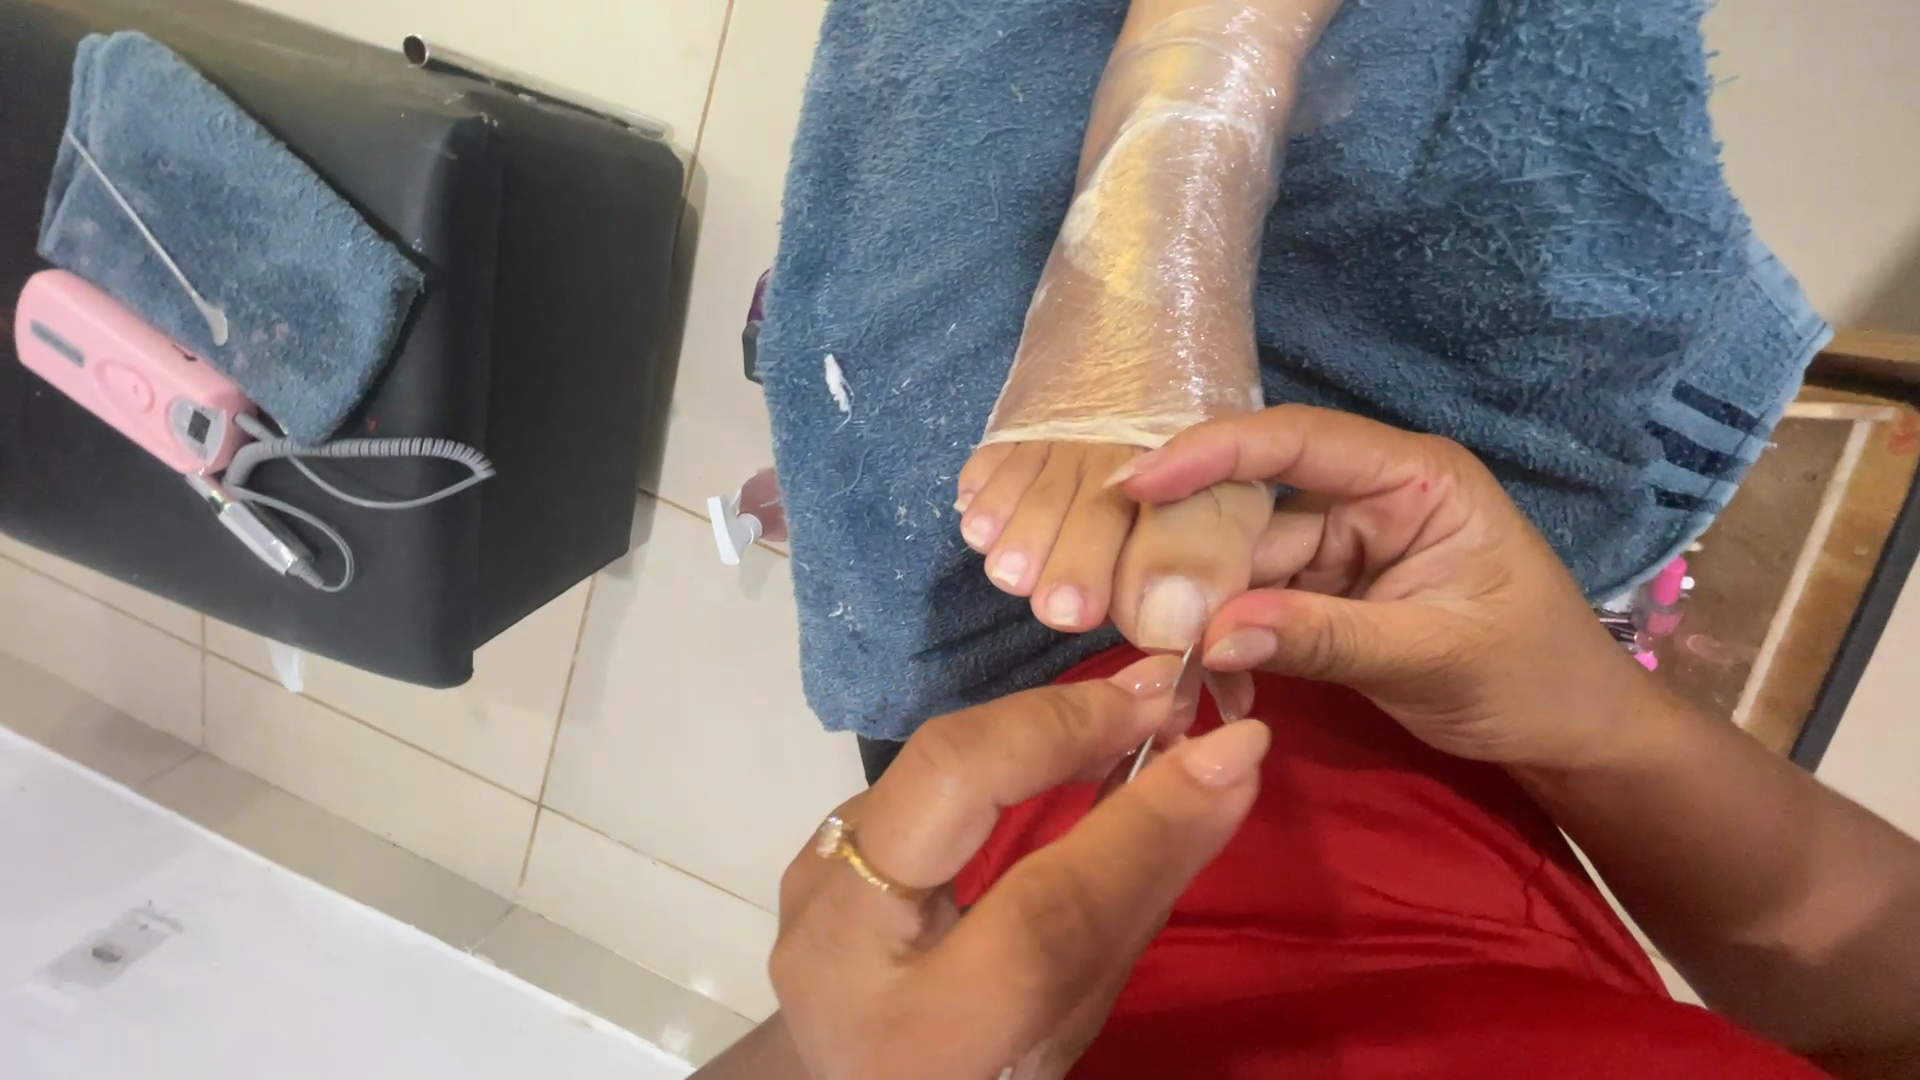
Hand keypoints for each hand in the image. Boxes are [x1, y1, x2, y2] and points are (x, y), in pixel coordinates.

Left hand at [767, 655, 1268, 1079]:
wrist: (851, 1076)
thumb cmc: (977, 1069)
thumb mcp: (1064, 1031)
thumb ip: (1127, 910)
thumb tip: (1214, 780)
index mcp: (914, 1038)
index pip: (1041, 915)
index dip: (1145, 822)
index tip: (1236, 750)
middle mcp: (838, 936)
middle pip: (952, 779)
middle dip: (1070, 720)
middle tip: (1167, 690)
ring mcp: (818, 871)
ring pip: (936, 754)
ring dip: (1042, 715)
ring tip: (1130, 697)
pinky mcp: (828, 835)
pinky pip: (929, 764)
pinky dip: (1008, 735)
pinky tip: (1064, 725)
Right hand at [1109, 405, 1651, 770]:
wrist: (1563, 733)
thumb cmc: (1530, 676)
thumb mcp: (1433, 655)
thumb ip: (1325, 639)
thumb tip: (1213, 638)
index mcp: (1410, 478)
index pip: (1297, 441)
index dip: (1212, 453)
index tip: (1136, 482)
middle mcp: (1358, 497)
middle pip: (1249, 510)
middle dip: (1195, 561)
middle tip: (1145, 617)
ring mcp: (1331, 544)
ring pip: (1237, 561)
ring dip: (1203, 613)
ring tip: (1175, 667)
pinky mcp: (1313, 588)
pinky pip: (1248, 602)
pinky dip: (1225, 640)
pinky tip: (1216, 682)